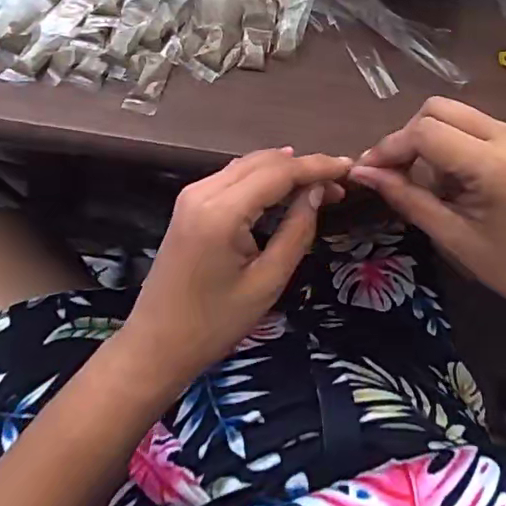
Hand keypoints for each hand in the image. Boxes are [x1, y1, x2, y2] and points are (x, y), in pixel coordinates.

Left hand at [124, 148, 350, 383]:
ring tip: (320, 186)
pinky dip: (262, 178)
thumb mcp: (267, 282)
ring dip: (283, 170)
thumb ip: (296, 231)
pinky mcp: (189, 203)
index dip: (317, 166)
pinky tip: (284, 189)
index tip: (350, 167)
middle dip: (303, 166)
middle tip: (339, 182)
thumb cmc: (214, 323)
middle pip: (262, 161)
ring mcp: (192, 194)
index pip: (278, 172)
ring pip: (247, 165)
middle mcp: (203, 191)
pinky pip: (232, 178)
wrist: (156, 344)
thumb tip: (317, 192)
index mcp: (222, 211)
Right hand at [349, 98, 505, 317]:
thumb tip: (361, 172)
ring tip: (424, 181)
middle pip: (437, 109)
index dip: (390, 147)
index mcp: (495, 165)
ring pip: (453, 113)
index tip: (368, 171)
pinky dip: (449, 142)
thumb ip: (404, 197)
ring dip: (428, 138)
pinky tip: (450, 178)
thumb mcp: (452, 236)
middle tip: (394, 173)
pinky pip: (472, 124)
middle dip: (408, 137)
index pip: (425, 132)